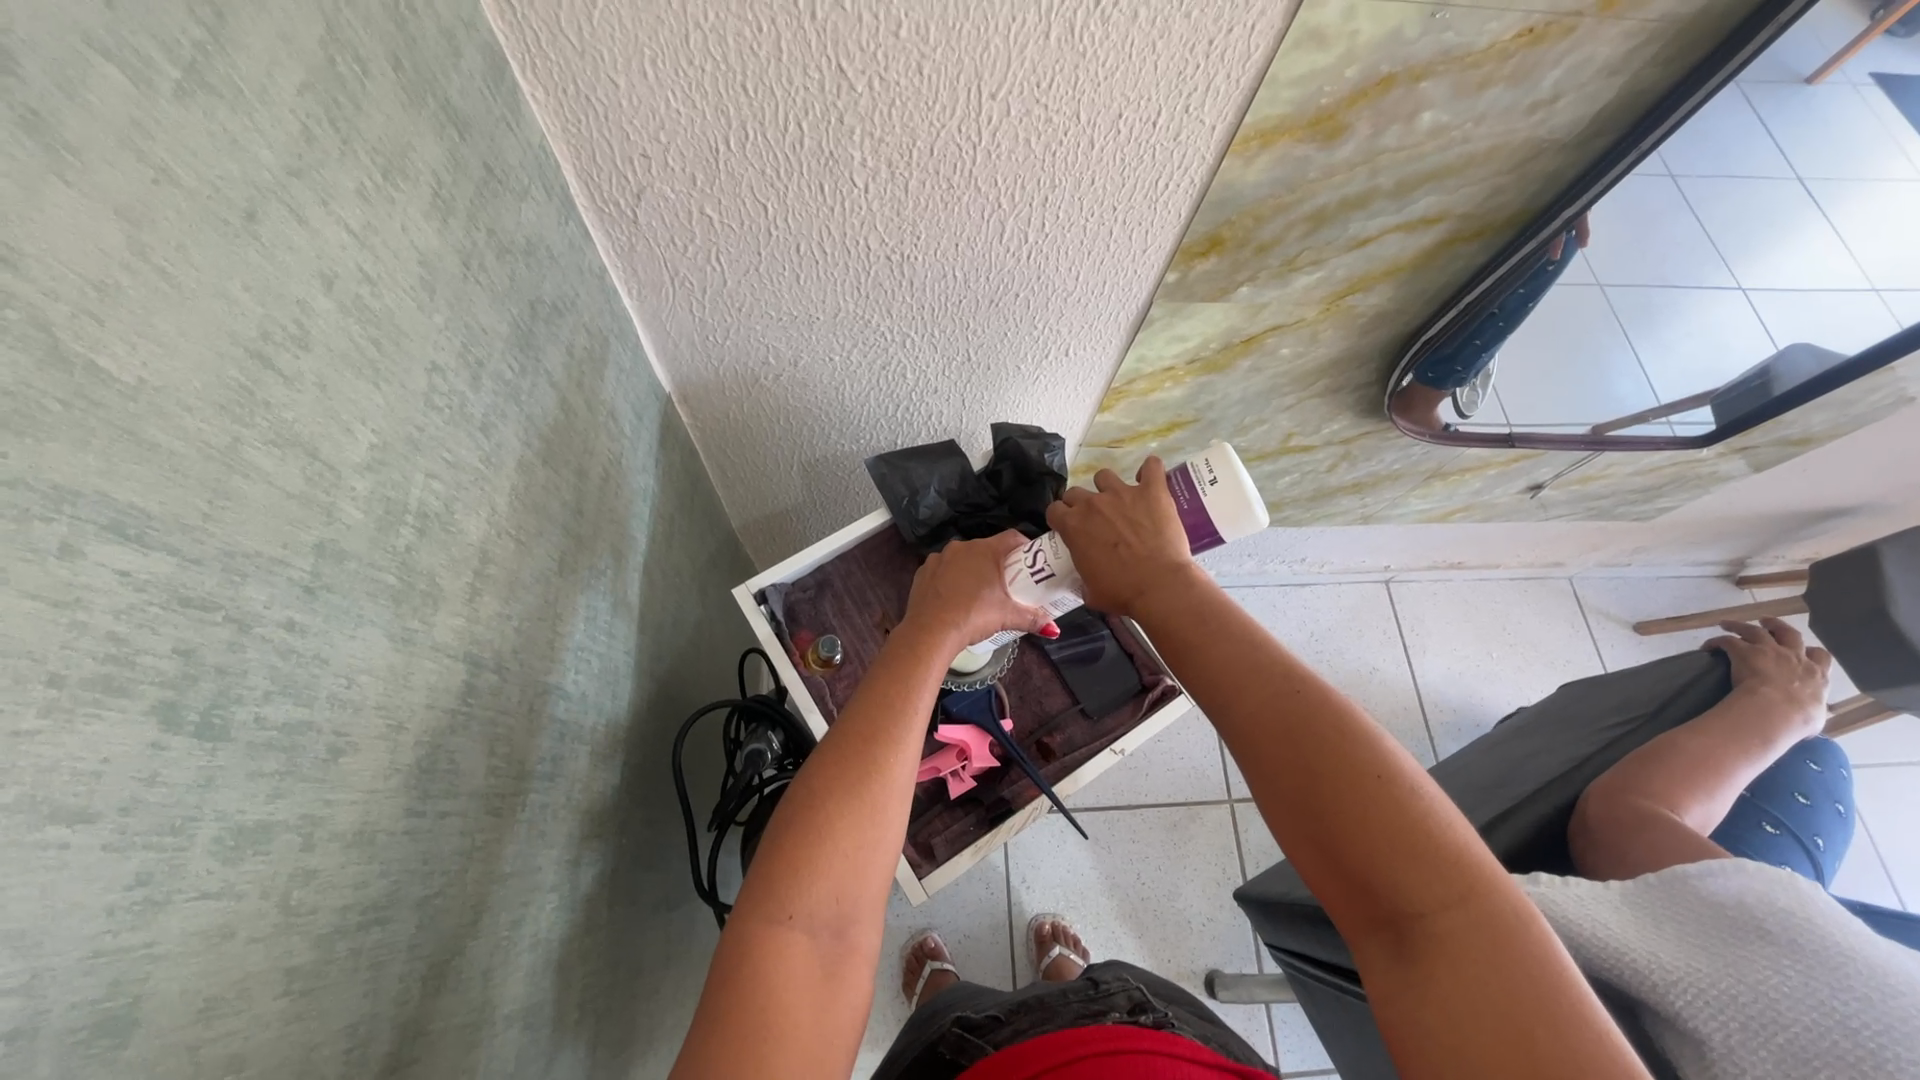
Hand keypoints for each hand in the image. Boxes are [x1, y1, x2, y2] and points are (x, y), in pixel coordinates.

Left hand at [900, 531, 1055, 650]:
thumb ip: (1032, 619)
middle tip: (1007, 582)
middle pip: (986, 548)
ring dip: (971, 570)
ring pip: (962, 558)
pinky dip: (950, 579)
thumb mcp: (1007, 617)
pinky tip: (953, 598)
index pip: (1012, 537)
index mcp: (985, 550)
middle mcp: (961, 547)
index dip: (1024, 546)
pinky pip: (942, 570)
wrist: (930, 632)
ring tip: (978, 592)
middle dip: (998, 563)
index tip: (1030, 562)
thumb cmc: (973, 616)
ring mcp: (938, 558)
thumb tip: (1054, 629)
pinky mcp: (922, 571)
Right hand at [1043, 457, 1200, 617]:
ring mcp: (1122, 493)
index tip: (1068, 529)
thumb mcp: (1090, 592)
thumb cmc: (1121, 593)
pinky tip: (1149, 481)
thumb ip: (1082, 579)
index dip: (1060, 519)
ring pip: (1105, 476)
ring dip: (1108, 487)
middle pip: (1075, 492)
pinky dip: (1149, 470)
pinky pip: (1151, 466)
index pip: (1054, 510)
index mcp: (1073, 526)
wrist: (1159, 586)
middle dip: (1081, 504)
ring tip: (1120, 502)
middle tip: (1095, 521)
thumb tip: (1085, 582)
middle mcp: (1093, 503)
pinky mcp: (1152, 491)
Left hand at [1702, 618, 1831, 736]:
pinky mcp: (1745, 651)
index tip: (1804, 649)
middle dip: (1778, 626)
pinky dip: (1716, 641)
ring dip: (1740, 625)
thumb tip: (1809, 721)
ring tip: (1727, 623)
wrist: (1776, 710)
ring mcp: (1770, 651)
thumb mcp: (1814, 718)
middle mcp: (1795, 658)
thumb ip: (1812, 713)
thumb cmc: (1797, 719)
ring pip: (1756, 630)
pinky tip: (1707, 646)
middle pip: (1789, 634)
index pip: (1821, 657)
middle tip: (1767, 622)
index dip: (1811, 651)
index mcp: (1816, 675)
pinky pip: (1727, 640)